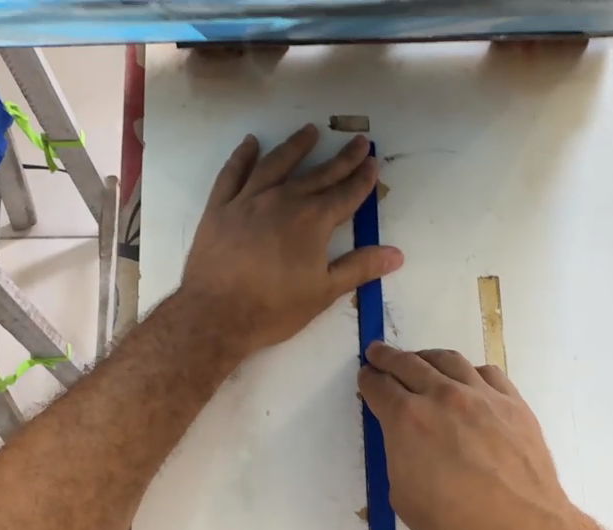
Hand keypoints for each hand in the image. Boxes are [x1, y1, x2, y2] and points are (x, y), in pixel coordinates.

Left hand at [178, 125, 403, 353]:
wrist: (215, 314)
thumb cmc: (273, 309)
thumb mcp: (323, 293)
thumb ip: (359, 268)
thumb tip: (396, 255)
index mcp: (313, 220)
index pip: (346, 194)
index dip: (363, 179)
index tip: (373, 162)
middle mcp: (284, 200)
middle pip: (318, 174)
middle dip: (342, 159)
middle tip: (358, 141)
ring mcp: (248, 200)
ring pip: (277, 164)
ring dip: (296, 146)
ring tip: (309, 132)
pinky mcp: (219, 208)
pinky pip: (233, 173)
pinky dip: (243, 156)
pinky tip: (251, 144)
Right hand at [358, 343, 582, 529]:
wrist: (521, 528)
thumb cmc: (455, 524)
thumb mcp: (404, 497)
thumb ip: (400, 458)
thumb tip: (407, 445)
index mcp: (407, 421)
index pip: (380, 388)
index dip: (368, 381)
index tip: (365, 377)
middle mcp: (442, 397)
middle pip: (409, 364)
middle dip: (388, 358)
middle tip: (379, 352)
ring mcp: (481, 396)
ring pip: (448, 360)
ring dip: (427, 356)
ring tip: (420, 359)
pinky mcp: (513, 403)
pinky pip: (486, 373)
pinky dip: (468, 371)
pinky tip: (466, 378)